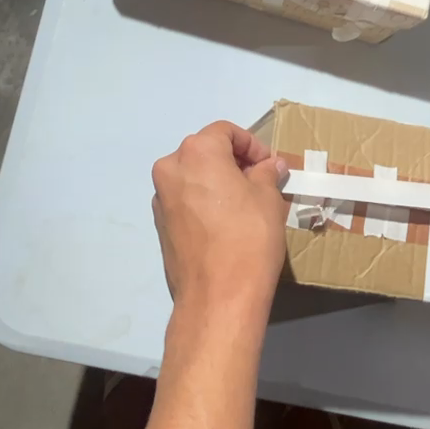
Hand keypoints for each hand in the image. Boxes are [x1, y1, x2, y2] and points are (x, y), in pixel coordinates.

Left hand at [151, 122, 290, 329]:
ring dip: (217, 182)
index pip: (225, 131)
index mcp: (196, 152)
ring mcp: (160, 198)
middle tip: (260, 183)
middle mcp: (170, 168)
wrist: (218, 296)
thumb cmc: (249, 237)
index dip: (252, 144)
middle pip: (205, 151)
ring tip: (244, 205)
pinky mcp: (159, 225)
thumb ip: (266, 173)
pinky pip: (184, 200)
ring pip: (193, 176)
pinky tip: (225, 224)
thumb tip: (269, 165)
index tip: (269, 166)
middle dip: (233, 162)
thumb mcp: (268, 199)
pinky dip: (204, 201)